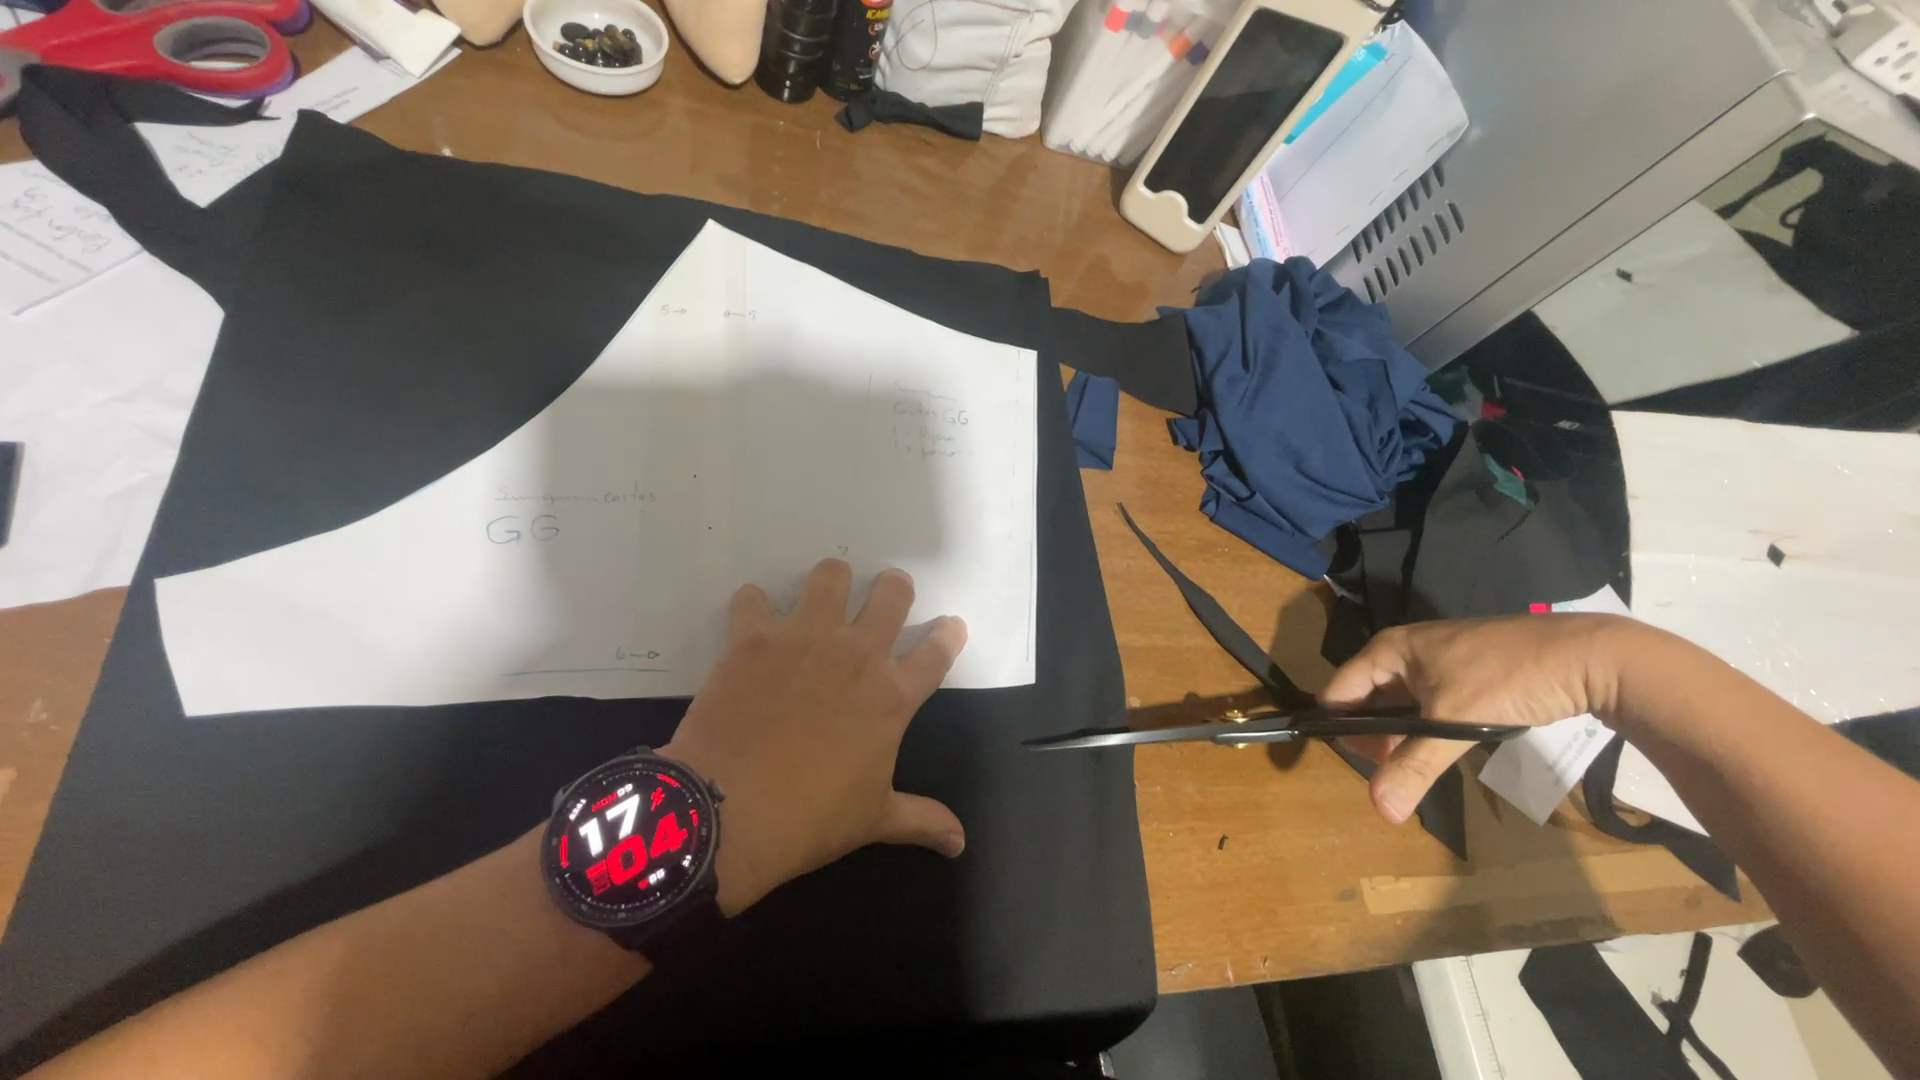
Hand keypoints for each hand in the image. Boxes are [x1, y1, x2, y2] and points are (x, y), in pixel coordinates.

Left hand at [660, 559, 967, 915]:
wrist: (728, 813)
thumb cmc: (810, 819)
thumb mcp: (873, 820)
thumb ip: (921, 820)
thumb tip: (959, 843)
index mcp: (892, 697)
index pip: (937, 652)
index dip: (949, 635)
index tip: (951, 626)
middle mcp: (856, 656)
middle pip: (892, 596)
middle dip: (896, 588)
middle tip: (889, 593)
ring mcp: (804, 640)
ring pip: (831, 577)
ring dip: (833, 580)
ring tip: (826, 592)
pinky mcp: (753, 638)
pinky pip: (753, 600)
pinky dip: (753, 605)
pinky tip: (752, 619)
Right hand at [1320, 614, 1639, 824]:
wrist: (1593, 657)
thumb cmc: (1509, 676)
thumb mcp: (1455, 722)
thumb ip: (1414, 765)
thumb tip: (1380, 811)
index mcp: (1389, 649)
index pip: (1339, 691)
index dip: (1336, 727)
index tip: (1350, 767)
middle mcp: (1405, 653)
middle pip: (1367, 701)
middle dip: (1373, 739)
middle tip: (1391, 775)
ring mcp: (1436, 664)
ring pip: (1399, 707)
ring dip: (1402, 739)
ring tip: (1415, 770)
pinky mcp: (1464, 677)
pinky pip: (1427, 707)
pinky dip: (1427, 732)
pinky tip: (1441, 754)